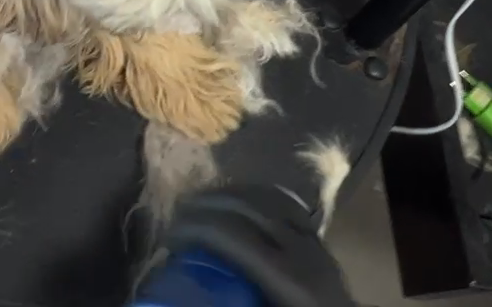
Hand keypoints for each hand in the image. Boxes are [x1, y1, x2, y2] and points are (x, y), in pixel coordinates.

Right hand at [159, 185, 356, 306]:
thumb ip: (233, 298)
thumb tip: (190, 294)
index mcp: (289, 281)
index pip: (234, 235)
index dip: (196, 228)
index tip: (169, 235)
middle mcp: (303, 254)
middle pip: (248, 209)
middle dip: (206, 205)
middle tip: (176, 215)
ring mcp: (315, 246)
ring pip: (267, 200)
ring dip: (229, 195)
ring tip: (200, 203)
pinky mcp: (322, 247)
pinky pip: (287, 206)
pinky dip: (257, 197)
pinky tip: (239, 201)